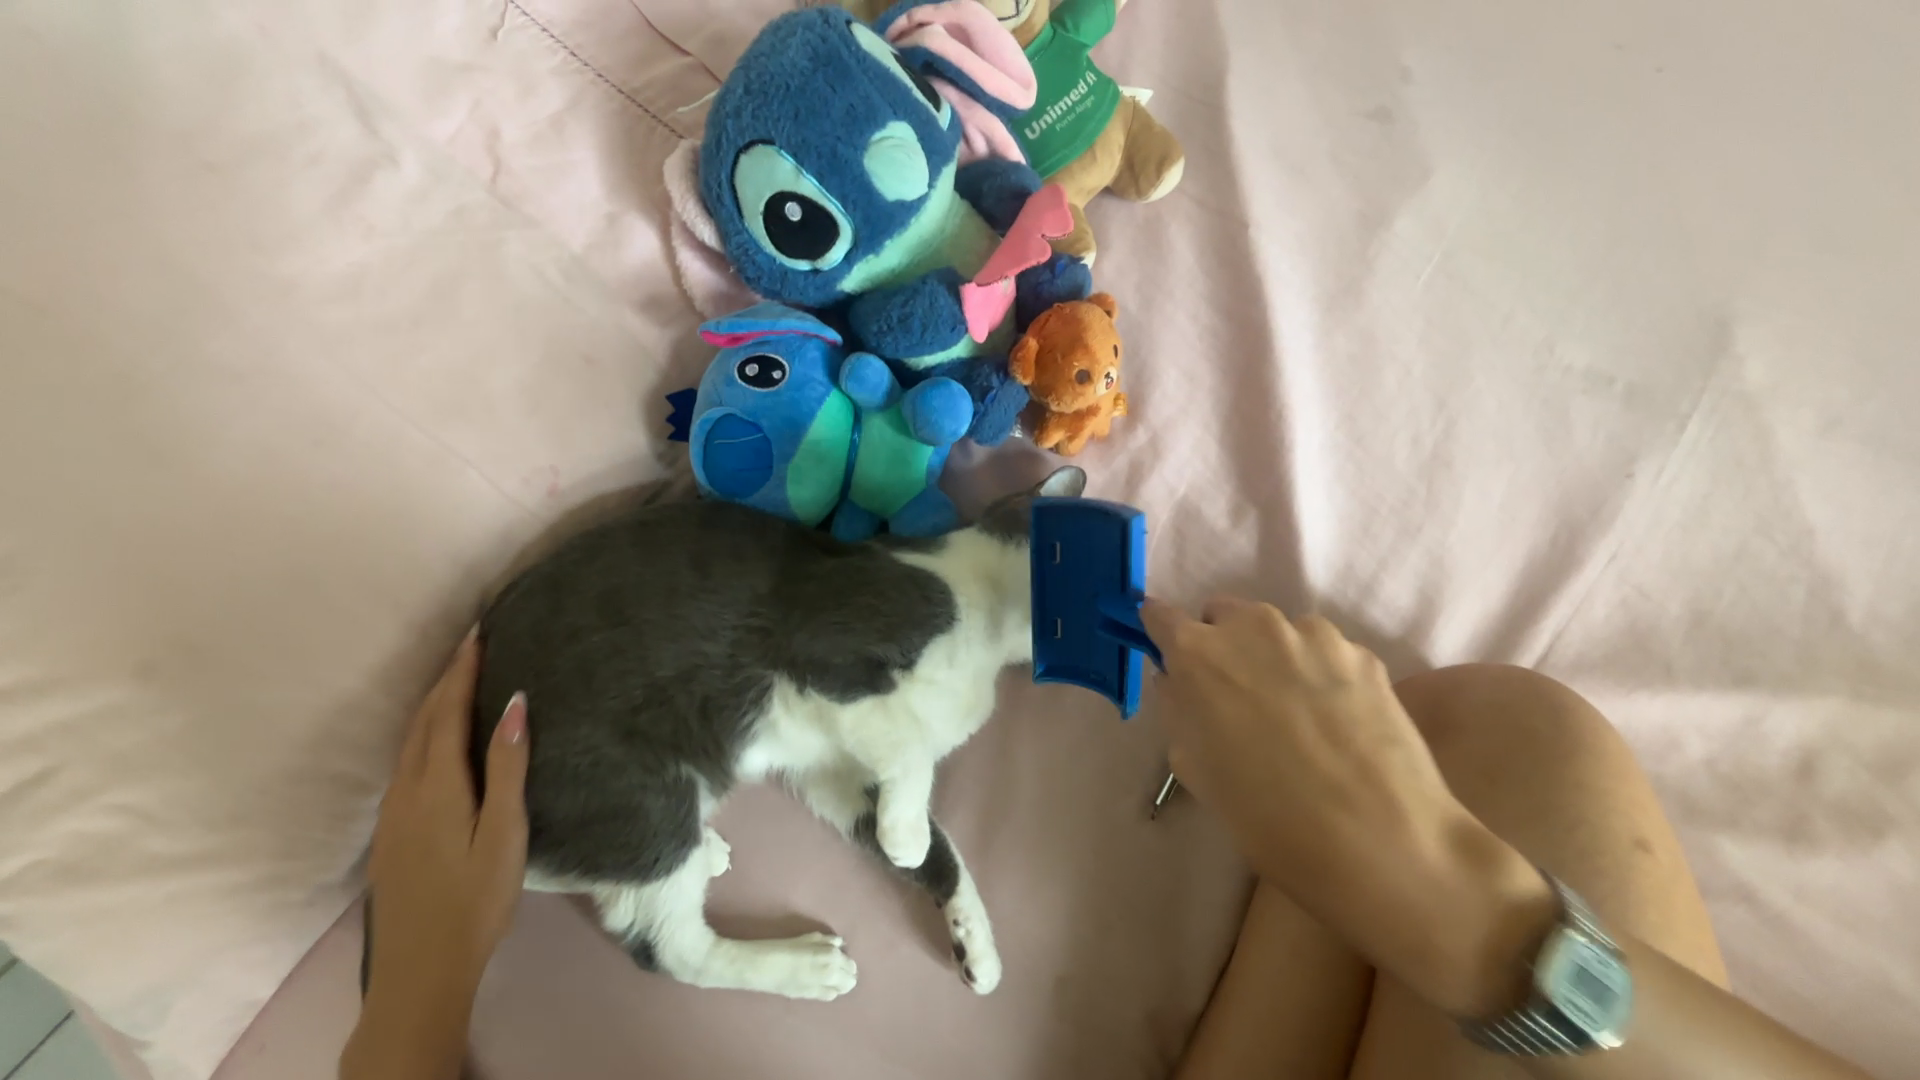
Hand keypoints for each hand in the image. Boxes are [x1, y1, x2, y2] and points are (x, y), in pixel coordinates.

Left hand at [367, 630, 529, 994]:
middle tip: (470, 646)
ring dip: (432, 705)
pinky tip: (439, 740)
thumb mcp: (504, 833)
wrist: (421, 967)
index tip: (477, 633)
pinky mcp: (392, 832)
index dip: (462, 671)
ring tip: (458, 681)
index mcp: (436, 786)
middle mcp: (406, 791)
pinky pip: (406, 763)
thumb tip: (514, 704)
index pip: (447, 713)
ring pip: (409, 743)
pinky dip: (425, 734)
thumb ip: (507, 768)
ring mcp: (393, 813)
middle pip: (422, 722)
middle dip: (445, 680)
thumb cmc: (476, 898)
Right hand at [1141, 598, 1553, 1017]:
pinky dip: (1318, 672)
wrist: (1380, 842)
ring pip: (1276, 629)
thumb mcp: (1195, 768)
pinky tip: (1335, 721)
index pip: (1160, 615)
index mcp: (1199, 654)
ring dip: (1272, 655)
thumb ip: (1177, 708)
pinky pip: (1324, 651)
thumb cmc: (1266, 817)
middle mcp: (1253, 627)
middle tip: (1235, 696)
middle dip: (1220, 643)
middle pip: (1222, 614)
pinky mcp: (1363, 653)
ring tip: (1293, 713)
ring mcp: (1314, 635)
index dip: (1160, 633)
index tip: (1167, 654)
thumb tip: (1178, 680)